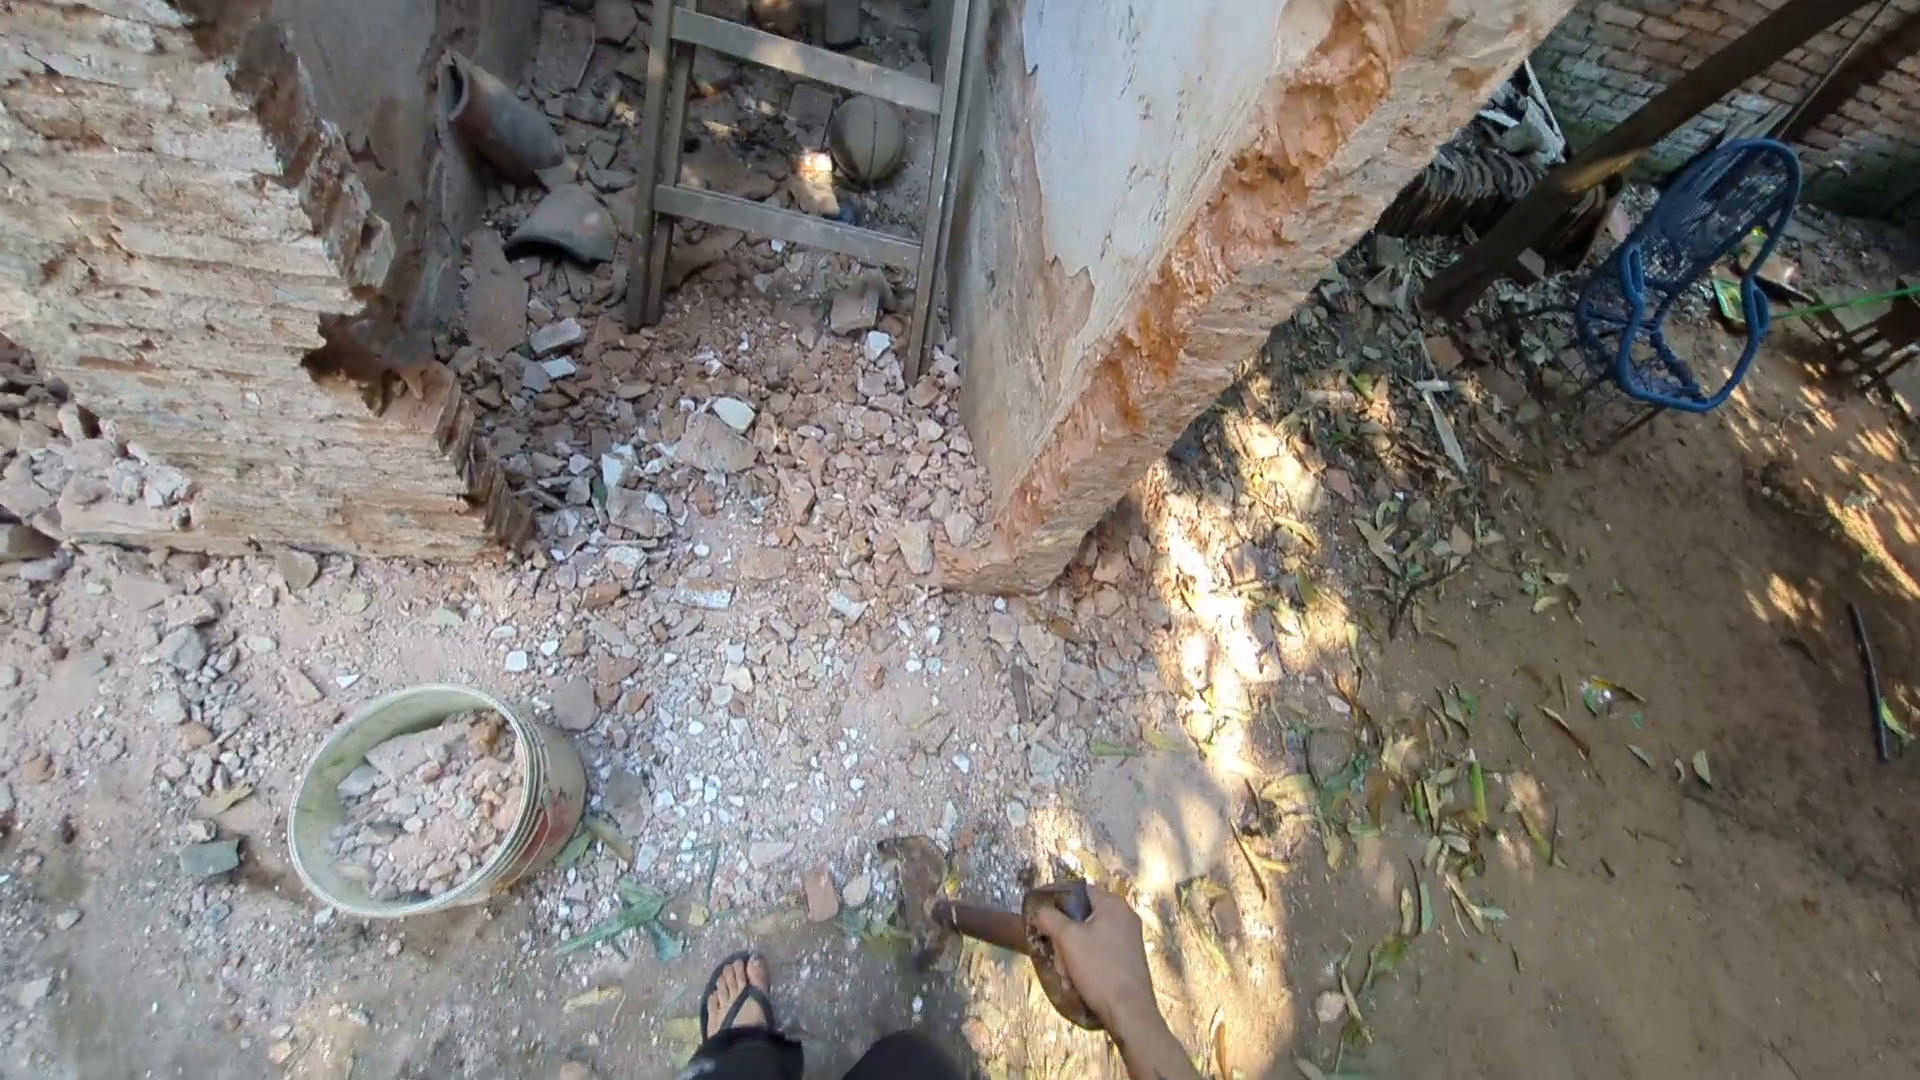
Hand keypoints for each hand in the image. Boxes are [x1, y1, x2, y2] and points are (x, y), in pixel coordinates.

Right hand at [1030, 885, 1160, 1036]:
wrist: (1130, 1014)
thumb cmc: (1099, 968)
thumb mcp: (1067, 938)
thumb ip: (1049, 918)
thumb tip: (1040, 912)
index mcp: (1113, 904)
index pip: (1079, 891)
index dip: (1058, 902)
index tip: (1044, 920)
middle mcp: (1125, 917)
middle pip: (1083, 917)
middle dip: (1065, 937)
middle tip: (1058, 955)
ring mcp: (1129, 939)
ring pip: (1089, 937)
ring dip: (1073, 954)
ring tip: (1067, 975)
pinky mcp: (1130, 960)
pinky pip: (1101, 952)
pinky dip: (1087, 964)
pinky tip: (1078, 982)